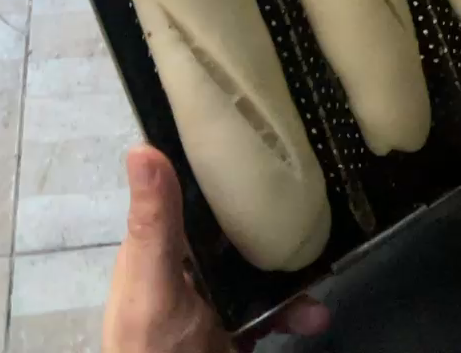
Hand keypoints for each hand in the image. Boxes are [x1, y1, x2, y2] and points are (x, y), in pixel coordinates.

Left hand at [104, 147, 328, 352]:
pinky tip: (314, 316)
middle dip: (273, 218)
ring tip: (318, 282)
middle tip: (309, 205)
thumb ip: (154, 223)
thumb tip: (141, 147)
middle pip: (234, 220)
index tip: (256, 129)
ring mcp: (215, 295)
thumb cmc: (153, 352)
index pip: (189, 184)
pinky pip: (273, 304)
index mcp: (160, 242)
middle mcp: (187, 261)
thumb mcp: (153, 287)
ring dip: (293, 270)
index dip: (218, 158)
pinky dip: (295, 308)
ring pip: (261, 261)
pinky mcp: (238, 325)